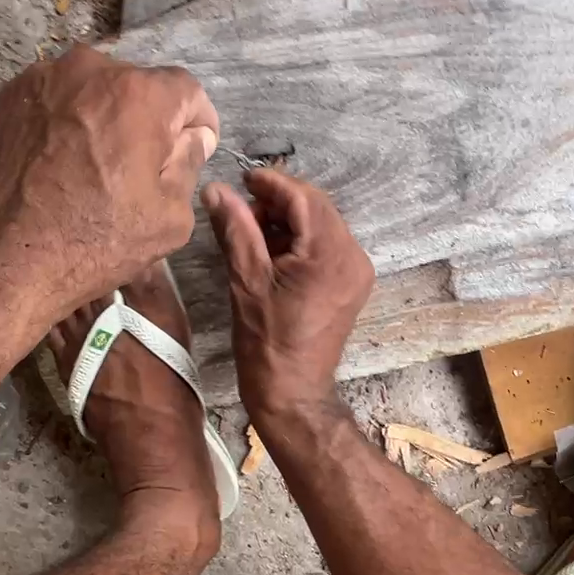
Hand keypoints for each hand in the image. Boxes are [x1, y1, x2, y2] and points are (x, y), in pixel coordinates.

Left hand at [0, 46, 218, 316]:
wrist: (14, 259)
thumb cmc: (100, 241)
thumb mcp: (171, 216)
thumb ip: (190, 164)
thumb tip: (194, 137)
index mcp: (140, 95)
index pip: (188, 90)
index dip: (199, 122)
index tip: (196, 148)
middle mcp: (92, 68)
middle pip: (140, 85)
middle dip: (151, 119)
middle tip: (145, 165)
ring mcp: (46, 76)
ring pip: (97, 89)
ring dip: (109, 117)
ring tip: (100, 163)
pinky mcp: (12, 94)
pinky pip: (60, 97)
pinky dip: (71, 120)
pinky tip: (66, 160)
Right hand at [202, 170, 375, 423]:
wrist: (292, 393)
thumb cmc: (267, 344)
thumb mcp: (246, 282)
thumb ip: (235, 229)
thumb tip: (217, 190)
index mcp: (331, 254)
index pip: (303, 197)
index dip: (270, 183)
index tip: (240, 181)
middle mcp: (353, 257)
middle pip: (315, 208)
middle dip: (277, 204)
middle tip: (241, 216)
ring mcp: (356, 272)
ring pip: (320, 226)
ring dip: (286, 223)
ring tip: (252, 239)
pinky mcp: (351, 285)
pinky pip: (326, 247)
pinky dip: (299, 243)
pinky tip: (272, 256)